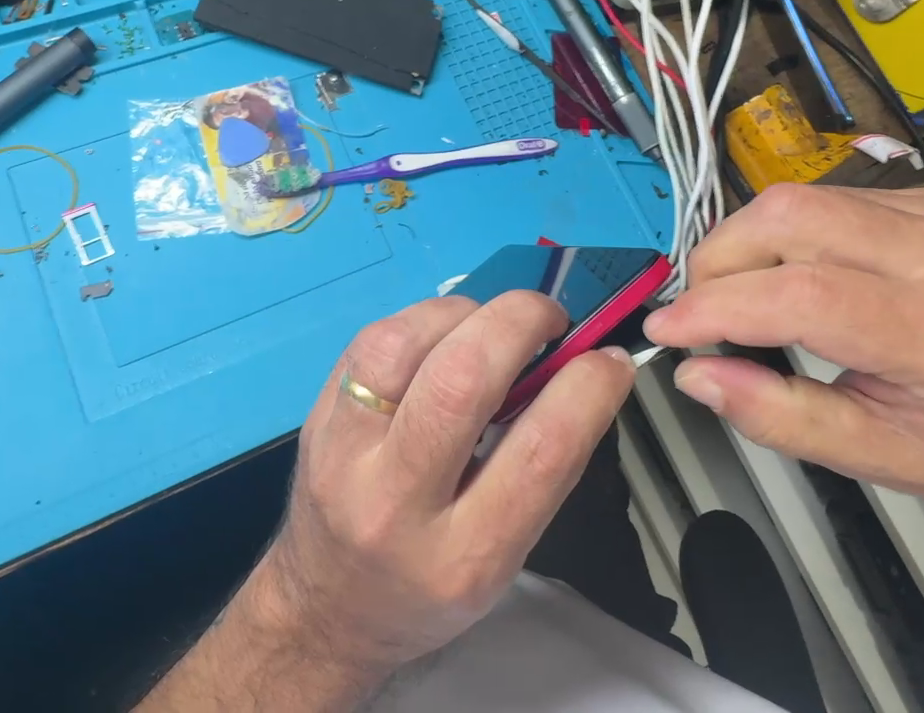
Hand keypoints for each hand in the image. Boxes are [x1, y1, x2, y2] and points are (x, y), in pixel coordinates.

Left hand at [246, 293, 636, 680]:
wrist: (326, 610)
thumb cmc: (430, 588)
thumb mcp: (505, 558)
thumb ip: (541, 466)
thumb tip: (581, 368)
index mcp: (463, 557)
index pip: (538, 453)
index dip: (586, 389)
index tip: (608, 358)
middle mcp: (393, 503)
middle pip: (458, 382)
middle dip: (518, 324)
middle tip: (550, 318)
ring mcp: (340, 454)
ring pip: (399, 344)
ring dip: (462, 313)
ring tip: (492, 323)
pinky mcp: (315, 416)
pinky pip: (371, 340)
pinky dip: (421, 321)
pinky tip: (445, 333)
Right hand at [643, 183, 923, 524]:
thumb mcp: (885, 461)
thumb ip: (781, 417)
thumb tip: (696, 374)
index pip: (804, 295)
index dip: (716, 307)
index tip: (665, 330)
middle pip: (791, 218)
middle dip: (718, 259)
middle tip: (700, 312)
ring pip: (800, 198)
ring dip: (744, 244)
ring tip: (737, 297)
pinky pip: (827, 199)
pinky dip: (782, 237)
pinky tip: (787, 276)